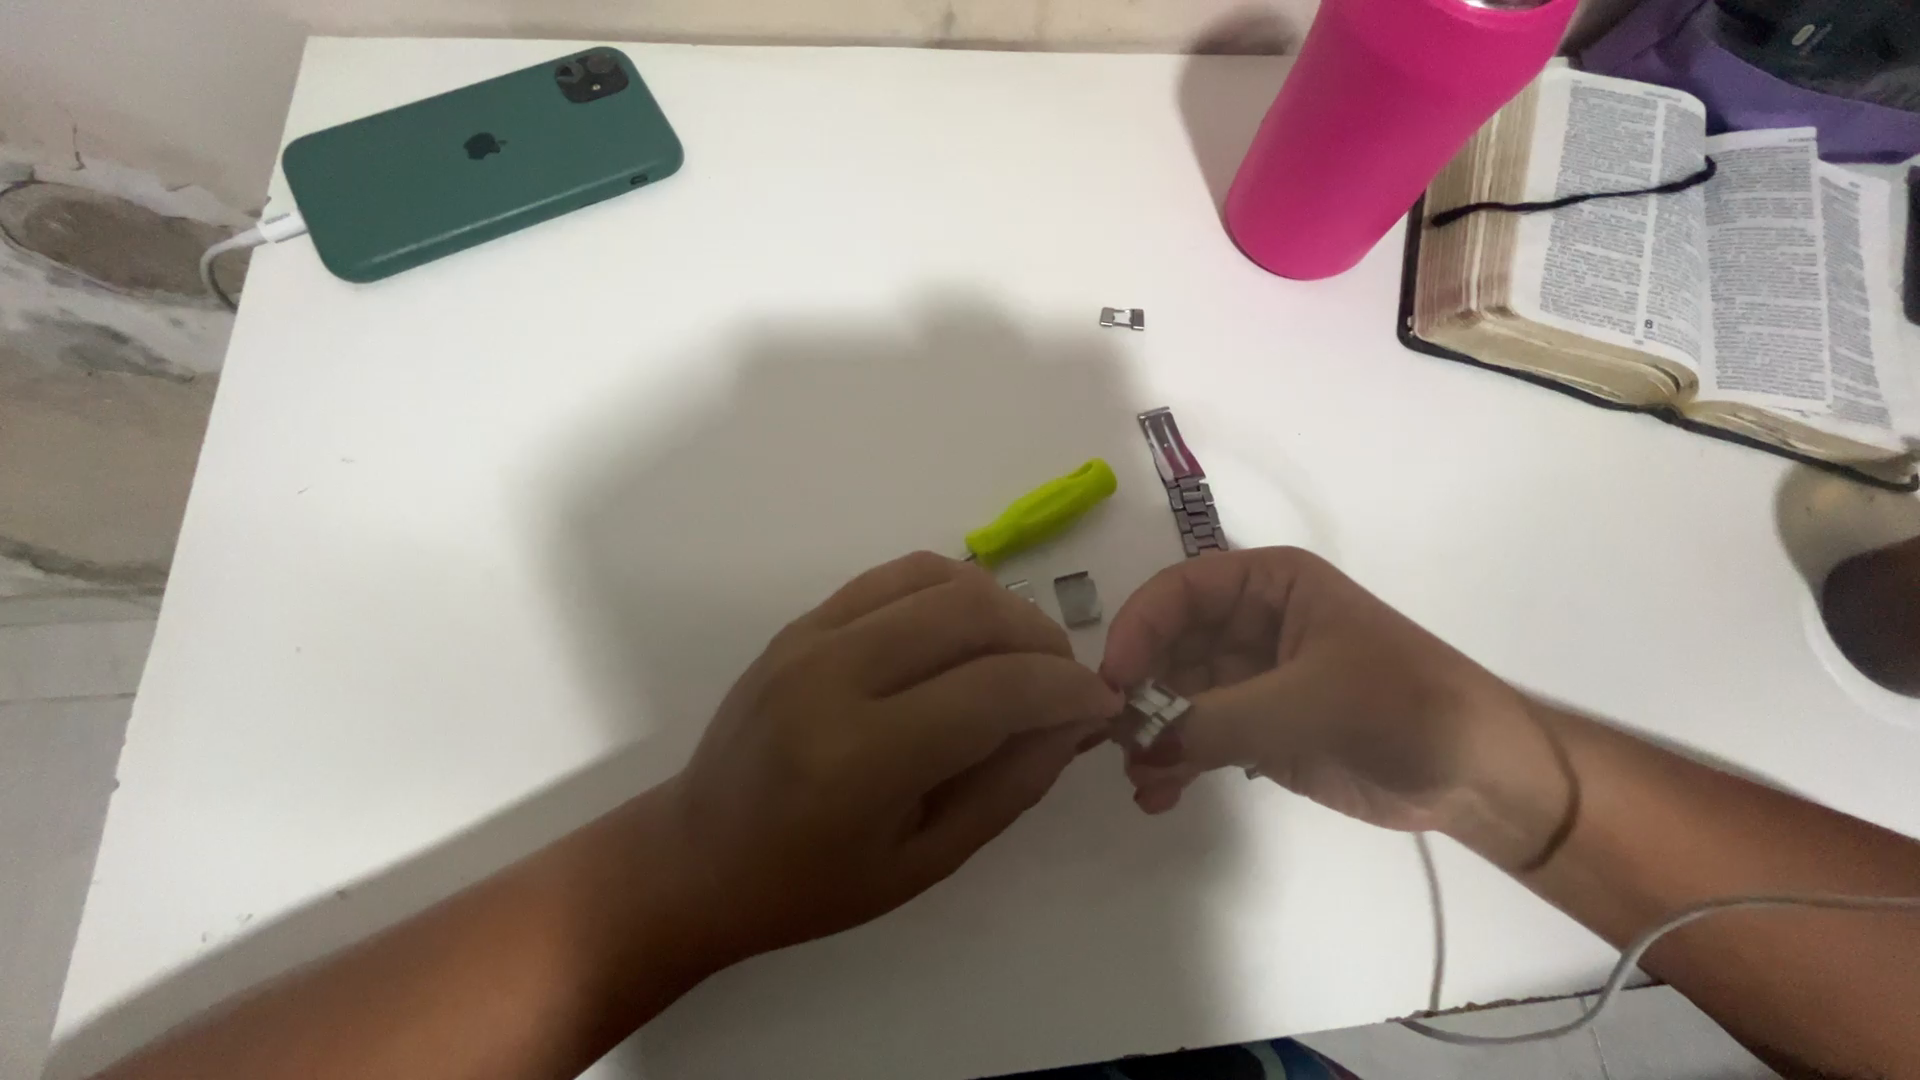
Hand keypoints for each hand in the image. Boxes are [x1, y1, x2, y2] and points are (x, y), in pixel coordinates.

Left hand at [664, 552, 1120, 966]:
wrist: (699, 852)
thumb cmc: (813, 883)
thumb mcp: (927, 860)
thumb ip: (1010, 784)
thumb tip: (1075, 720)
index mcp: (862, 757)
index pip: (997, 690)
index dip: (1066, 690)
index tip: (1101, 704)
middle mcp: (835, 676)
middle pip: (973, 614)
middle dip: (1043, 640)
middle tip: (1065, 680)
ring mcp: (812, 636)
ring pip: (940, 579)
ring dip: (1003, 607)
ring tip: (1023, 653)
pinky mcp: (803, 620)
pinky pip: (897, 575)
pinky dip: (953, 589)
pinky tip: (968, 628)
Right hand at [1100, 547, 1566, 865]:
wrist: (1482, 777)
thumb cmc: (1401, 710)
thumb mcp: (1303, 706)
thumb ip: (1212, 721)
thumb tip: (1137, 748)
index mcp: (1267, 585)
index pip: (1179, 592)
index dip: (1138, 628)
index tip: (1112, 682)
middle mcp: (1248, 623)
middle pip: (1167, 644)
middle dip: (1139, 690)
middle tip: (1116, 738)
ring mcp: (1249, 676)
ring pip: (1174, 694)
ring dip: (1151, 734)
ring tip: (1139, 778)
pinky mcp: (1254, 725)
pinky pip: (1196, 734)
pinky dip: (1174, 761)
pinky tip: (1158, 795)